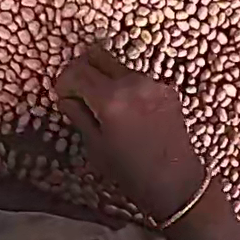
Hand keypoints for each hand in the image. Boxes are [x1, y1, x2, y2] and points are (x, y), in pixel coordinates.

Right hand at [54, 45, 206, 220]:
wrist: (177, 183)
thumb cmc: (131, 172)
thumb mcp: (97, 147)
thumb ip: (79, 115)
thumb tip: (67, 97)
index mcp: (111, 99)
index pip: (77, 72)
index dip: (64, 81)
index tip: (62, 95)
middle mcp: (133, 82)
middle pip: (98, 56)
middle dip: (83, 70)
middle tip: (77, 91)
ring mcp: (153, 83)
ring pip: (118, 67)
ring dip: (105, 79)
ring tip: (103, 108)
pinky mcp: (167, 90)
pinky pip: (138, 79)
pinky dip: (125, 88)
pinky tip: (127, 113)